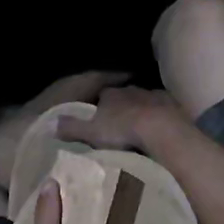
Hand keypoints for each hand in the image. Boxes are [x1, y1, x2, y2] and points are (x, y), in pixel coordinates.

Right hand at [57, 86, 186, 151]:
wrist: (161, 130)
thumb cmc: (122, 130)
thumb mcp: (91, 133)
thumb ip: (72, 127)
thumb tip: (52, 123)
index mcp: (109, 95)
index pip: (102, 96)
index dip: (101, 107)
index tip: (101, 120)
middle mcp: (130, 90)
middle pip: (124, 97)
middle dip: (122, 108)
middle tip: (122, 127)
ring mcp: (152, 95)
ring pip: (144, 101)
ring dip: (142, 112)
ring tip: (143, 131)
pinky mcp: (172, 104)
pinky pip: (164, 109)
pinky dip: (161, 117)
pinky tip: (162, 131)